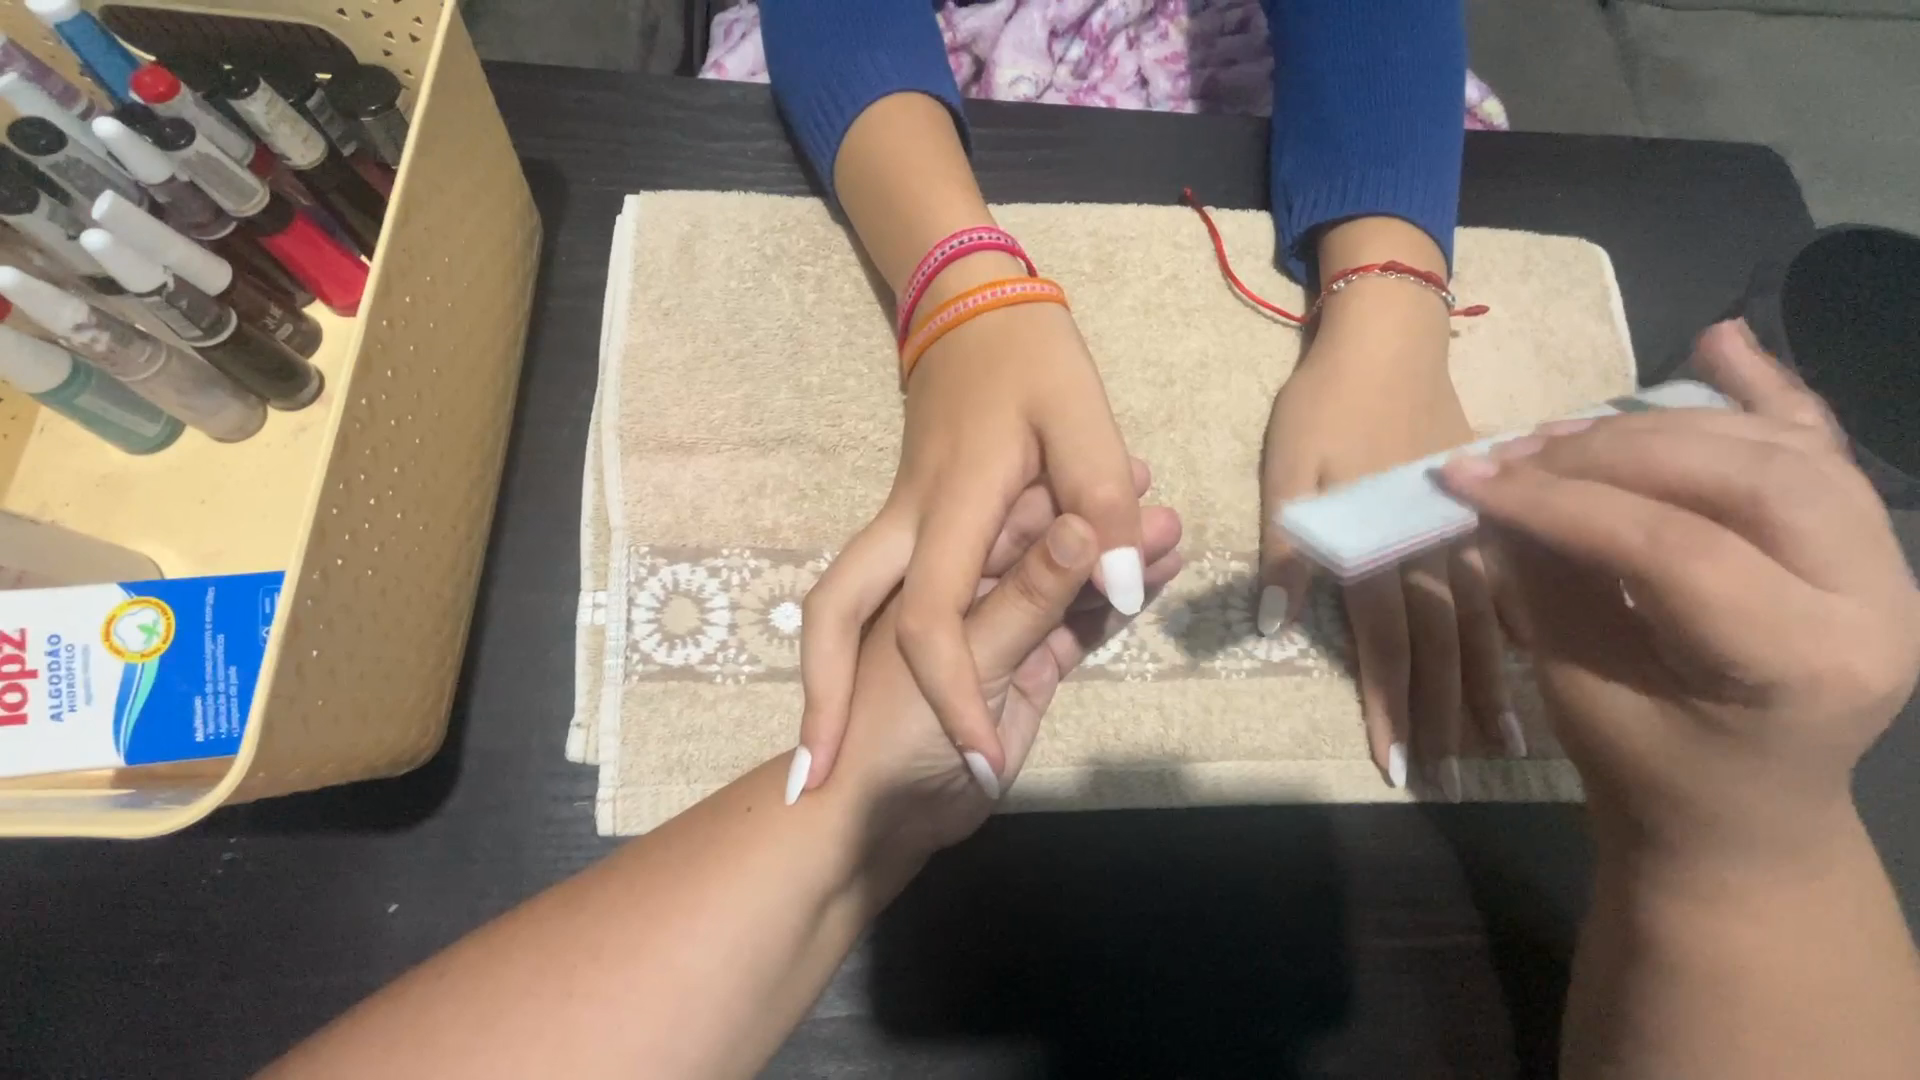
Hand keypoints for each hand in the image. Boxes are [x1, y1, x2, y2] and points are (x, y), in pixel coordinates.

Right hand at [797, 300, 1145, 798]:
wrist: (968, 300)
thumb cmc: (1029, 357)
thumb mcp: (1082, 421)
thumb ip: (1098, 502)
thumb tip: (1115, 588)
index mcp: (950, 506)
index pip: (934, 619)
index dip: (955, 697)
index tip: (983, 763)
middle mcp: (906, 525)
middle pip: (834, 611)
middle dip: (821, 693)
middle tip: (808, 773)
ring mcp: (898, 523)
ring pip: (845, 603)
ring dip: (829, 673)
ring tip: (819, 740)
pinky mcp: (910, 521)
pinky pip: (893, 586)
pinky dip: (882, 636)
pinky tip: (901, 670)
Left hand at [824, 498, 1183, 855]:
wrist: (883, 819)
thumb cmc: (898, 728)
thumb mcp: (972, 653)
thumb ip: (1028, 596)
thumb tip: (1085, 528)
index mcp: (937, 568)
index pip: (1010, 521)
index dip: (1068, 497)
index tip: (1126, 476)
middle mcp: (971, 588)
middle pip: (1045, 552)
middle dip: (1101, 532)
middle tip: (1164, 507)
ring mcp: (1003, 631)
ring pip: (1066, 592)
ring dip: (1115, 572)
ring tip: (1174, 540)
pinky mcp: (1027, 672)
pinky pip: (1073, 634)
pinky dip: (1110, 616)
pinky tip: (1153, 587)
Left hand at [1261, 282, 1515, 795]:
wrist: (1387, 344)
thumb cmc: (1325, 408)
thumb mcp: (1286, 474)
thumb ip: (1286, 552)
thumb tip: (1273, 631)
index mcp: (1379, 547)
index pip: (1384, 644)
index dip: (1388, 706)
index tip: (1397, 766)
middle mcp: (1433, 550)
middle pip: (1440, 649)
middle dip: (1441, 717)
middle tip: (1451, 784)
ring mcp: (1469, 532)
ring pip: (1483, 626)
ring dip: (1489, 689)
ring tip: (1504, 749)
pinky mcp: (1487, 514)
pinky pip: (1510, 585)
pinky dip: (1519, 632)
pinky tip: (1536, 666)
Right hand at [1440, 321, 1919, 868]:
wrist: (1740, 812)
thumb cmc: (1647, 768)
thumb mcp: (1576, 686)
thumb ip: (1549, 579)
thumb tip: (1500, 491)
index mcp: (1799, 663)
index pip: (1671, 547)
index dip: (1556, 503)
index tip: (1465, 478)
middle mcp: (1875, 600)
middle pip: (1743, 476)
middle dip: (1607, 454)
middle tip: (1513, 458)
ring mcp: (1884, 563)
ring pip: (1776, 447)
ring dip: (1653, 425)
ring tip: (1558, 437)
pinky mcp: (1861, 543)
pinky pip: (1816, 446)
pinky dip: (1760, 389)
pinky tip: (1717, 341)